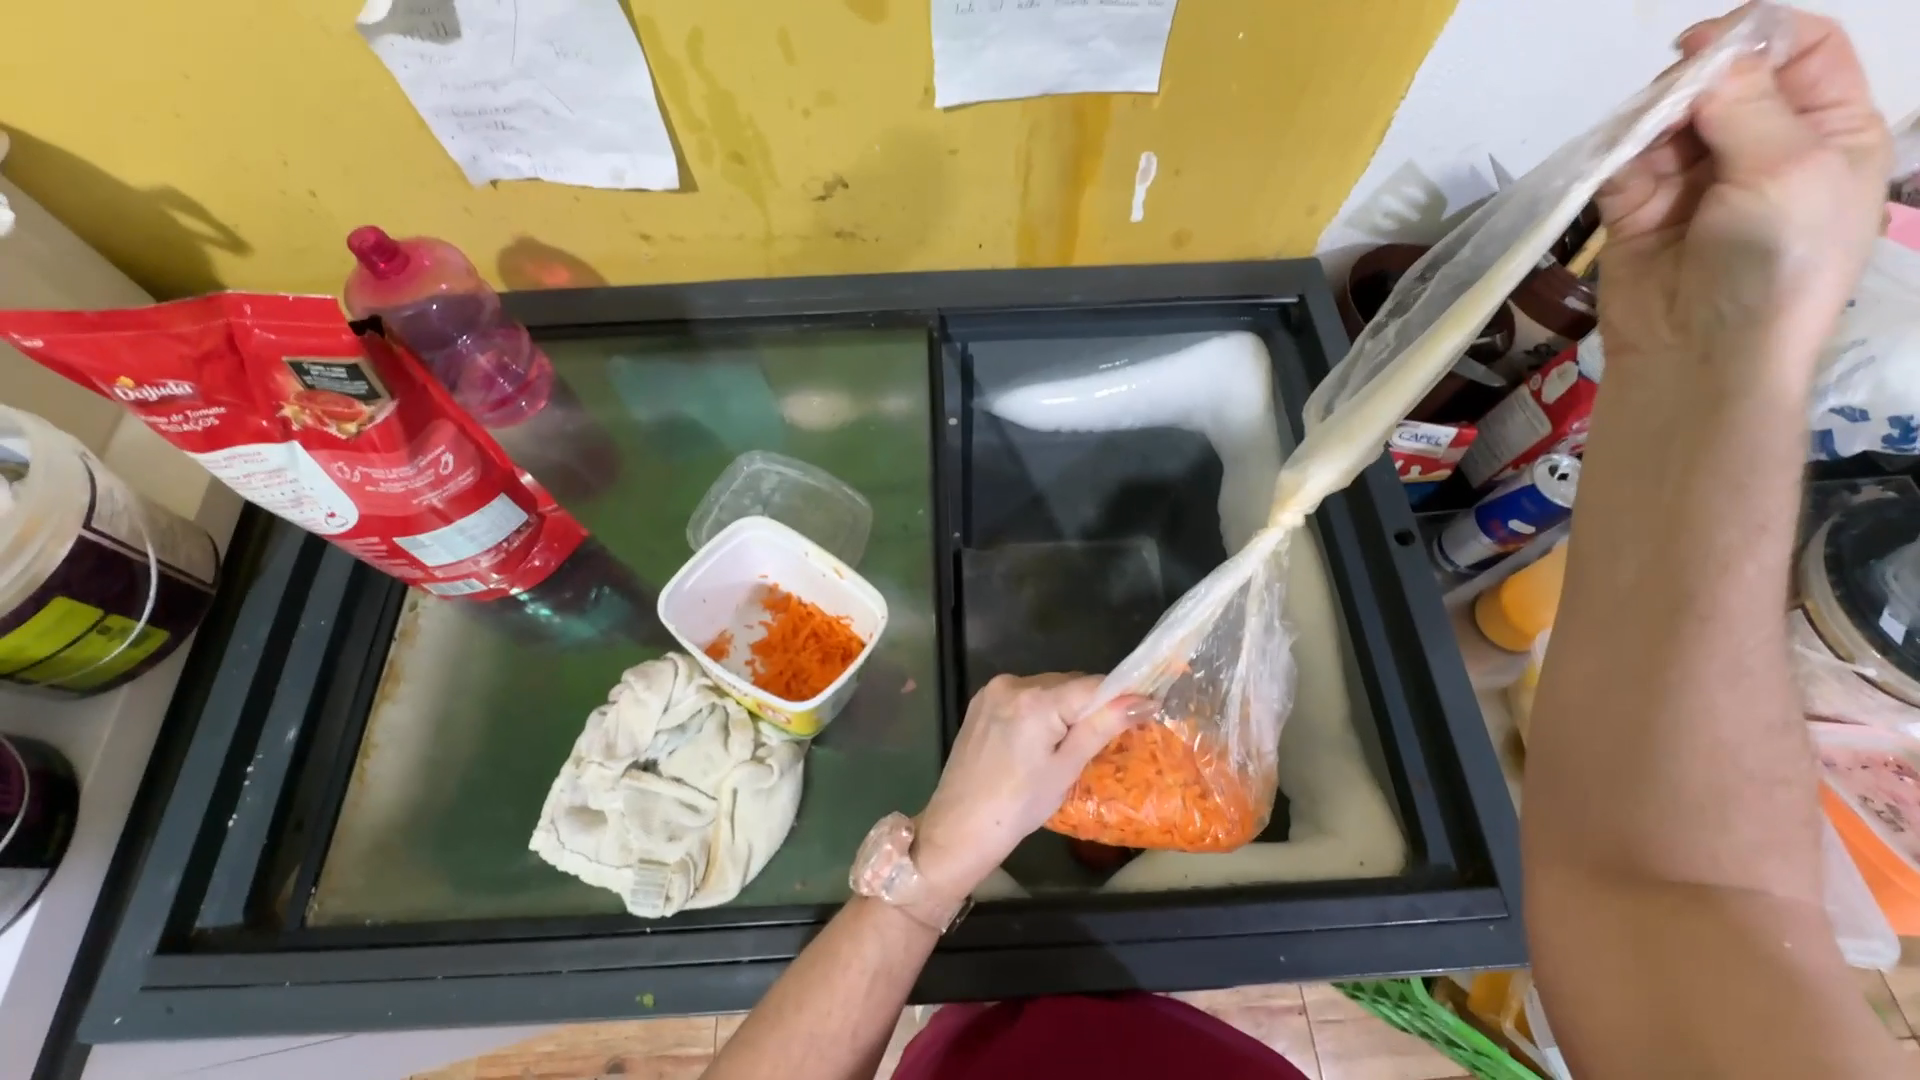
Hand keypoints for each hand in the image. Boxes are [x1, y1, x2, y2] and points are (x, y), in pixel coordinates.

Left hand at [911, 674, 1146, 899]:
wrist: (960, 827)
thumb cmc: (1018, 806)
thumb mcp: (1066, 768)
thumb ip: (1101, 728)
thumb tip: (1143, 701)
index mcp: (1035, 701)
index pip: (1092, 685)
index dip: (1122, 696)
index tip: (1147, 709)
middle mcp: (1012, 684)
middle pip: (1069, 683)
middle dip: (1091, 705)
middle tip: (1106, 738)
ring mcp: (993, 691)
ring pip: (1047, 689)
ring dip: (1066, 707)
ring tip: (1071, 745)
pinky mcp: (981, 703)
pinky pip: (1025, 697)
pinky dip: (1041, 711)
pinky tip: (1041, 741)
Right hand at [1597, 8, 1891, 381]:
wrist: (1699, 353)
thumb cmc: (1772, 262)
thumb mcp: (1787, 170)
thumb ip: (1748, 105)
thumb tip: (1707, 54)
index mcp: (1826, 132)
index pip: (1801, 53)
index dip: (1758, 36)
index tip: (1706, 41)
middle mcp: (1759, 150)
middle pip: (1724, 83)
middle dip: (1693, 82)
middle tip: (1666, 100)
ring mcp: (1692, 183)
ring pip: (1665, 123)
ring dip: (1648, 123)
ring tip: (1637, 140)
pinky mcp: (1634, 213)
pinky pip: (1622, 168)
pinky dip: (1614, 159)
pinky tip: (1614, 164)